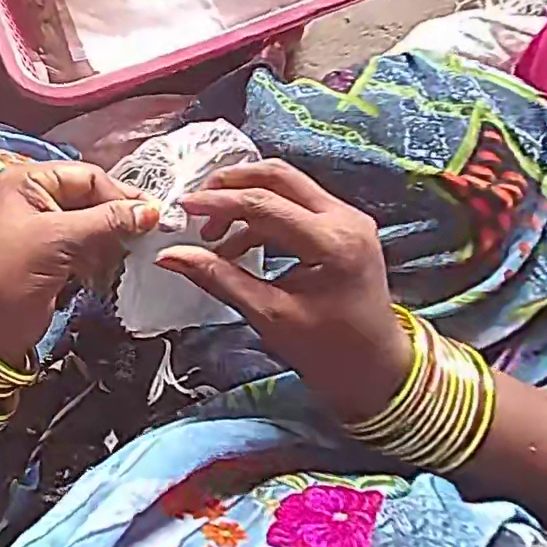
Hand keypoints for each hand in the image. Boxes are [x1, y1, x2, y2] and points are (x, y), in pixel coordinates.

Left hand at [0, 161, 160, 363]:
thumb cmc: (12, 274)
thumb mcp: (58, 240)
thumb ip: (106, 221)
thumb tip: (152, 210)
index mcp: (30, 181)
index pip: (88, 177)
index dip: (120, 195)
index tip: (151, 215)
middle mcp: (39, 198)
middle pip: (94, 198)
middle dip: (120, 217)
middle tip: (150, 234)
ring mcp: (48, 228)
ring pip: (96, 223)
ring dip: (116, 238)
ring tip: (136, 252)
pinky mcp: (56, 255)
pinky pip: (91, 246)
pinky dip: (106, 255)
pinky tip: (118, 265)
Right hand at [153, 159, 409, 421]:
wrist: (377, 369)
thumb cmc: (327, 349)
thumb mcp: (267, 314)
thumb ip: (218, 278)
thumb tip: (169, 256)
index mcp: (332, 242)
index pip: (264, 204)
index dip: (218, 203)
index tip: (183, 208)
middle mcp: (345, 219)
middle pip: (277, 176)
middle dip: (231, 185)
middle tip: (197, 205)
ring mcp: (347, 218)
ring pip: (285, 185)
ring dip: (243, 200)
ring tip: (213, 234)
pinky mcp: (341, 225)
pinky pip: (293, 204)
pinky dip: (259, 216)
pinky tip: (236, 245)